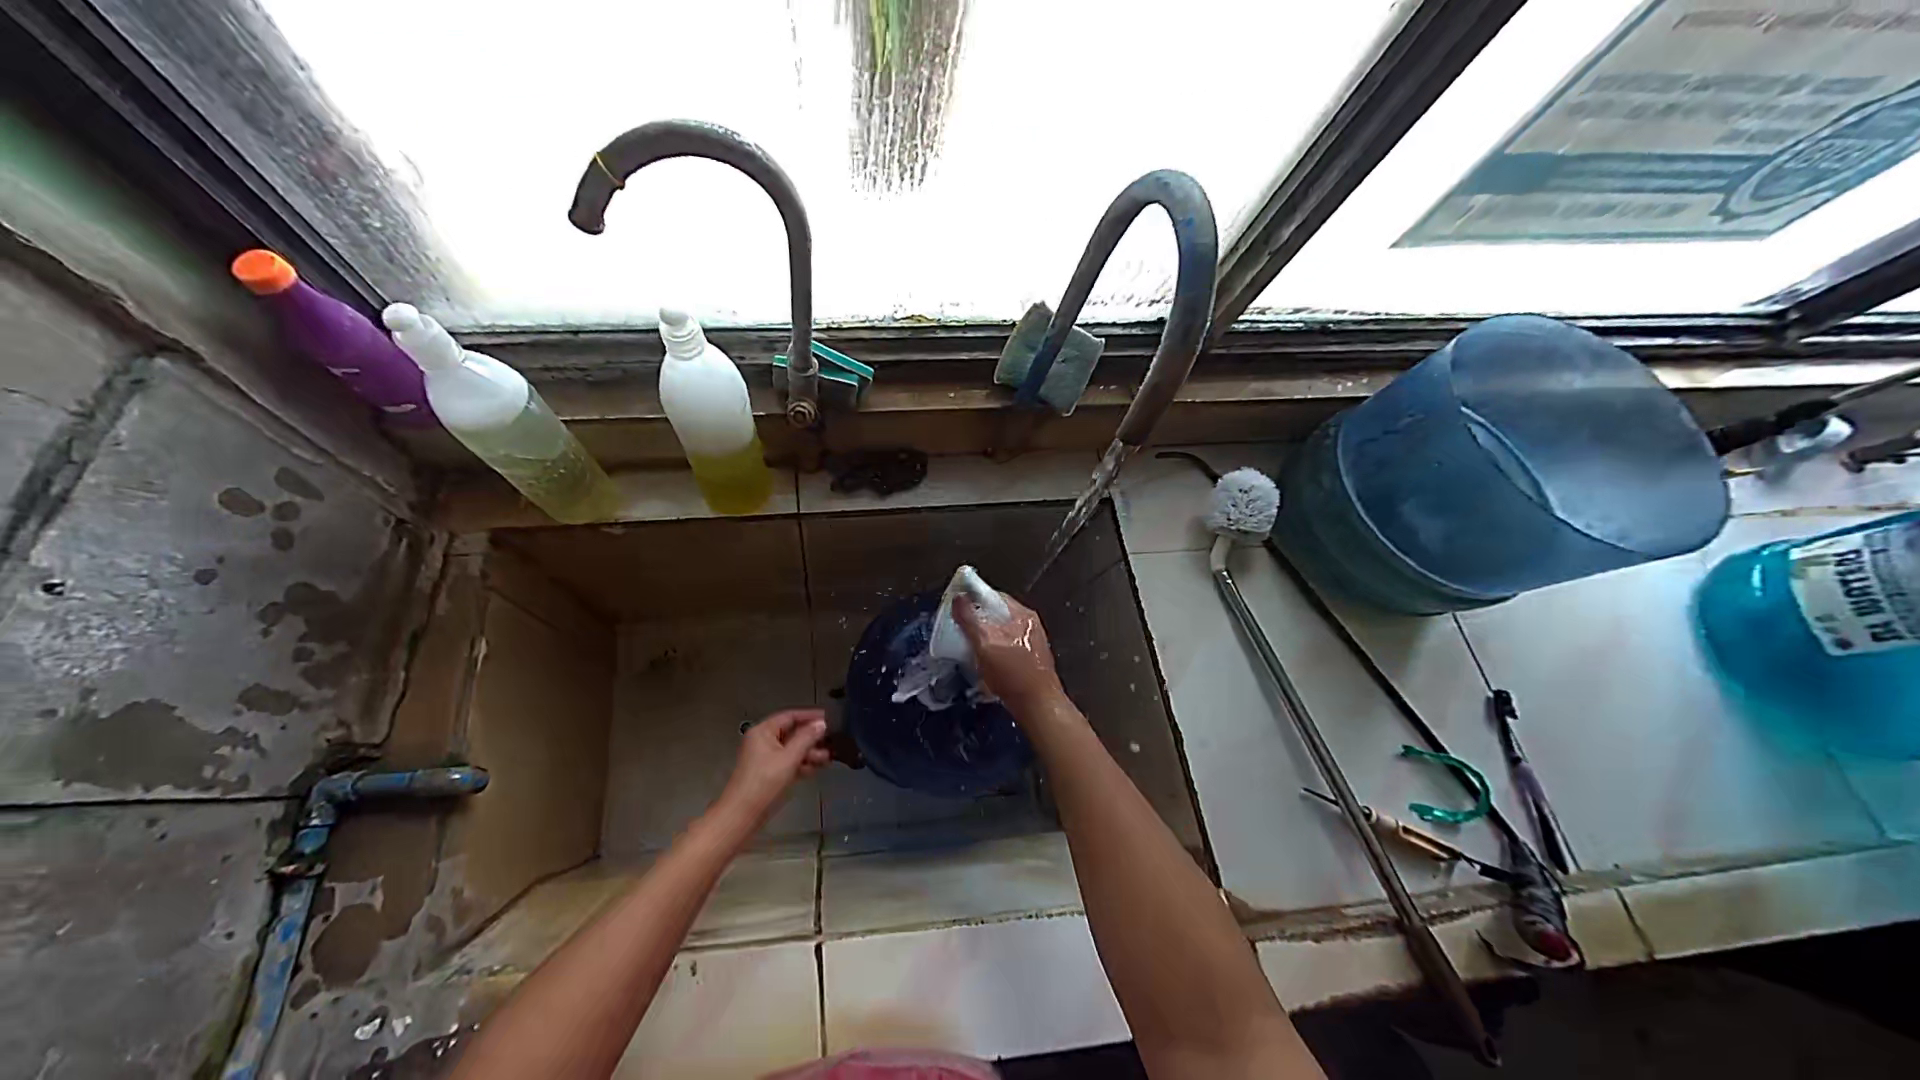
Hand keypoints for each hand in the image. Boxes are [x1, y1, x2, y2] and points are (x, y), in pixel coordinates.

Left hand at [717, 709, 829, 831]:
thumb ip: (807, 738)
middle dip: (812, 738)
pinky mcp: (770, 773)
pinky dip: (802, 764)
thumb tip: (821, 724)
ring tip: (827, 757)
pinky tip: (816, 768)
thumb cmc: (764, 782)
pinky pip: (789, 762)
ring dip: (809, 752)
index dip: (810, 716)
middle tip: (832, 741)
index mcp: (763, 731)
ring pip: (792, 749)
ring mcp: (766, 758)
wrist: (743, 814)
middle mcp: (763, 741)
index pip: (790, 716)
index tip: (829, 718)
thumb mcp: (789, 757)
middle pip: (792, 732)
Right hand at [954, 593, 1065, 713]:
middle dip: (978, 621)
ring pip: (1001, 633)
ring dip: (985, 639)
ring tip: (969, 648)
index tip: (957, 608)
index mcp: (1022, 615)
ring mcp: (1031, 643)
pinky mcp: (1030, 661)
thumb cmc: (1012, 673)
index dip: (974, 599)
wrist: (1037, 705)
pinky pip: (1007, 648)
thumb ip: (969, 619)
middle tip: (960, 629)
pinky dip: (993, 652)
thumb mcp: (985, 643)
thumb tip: (958, 597)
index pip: (994, 596)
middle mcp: (1029, 625)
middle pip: (997, 615)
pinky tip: (984, 664)